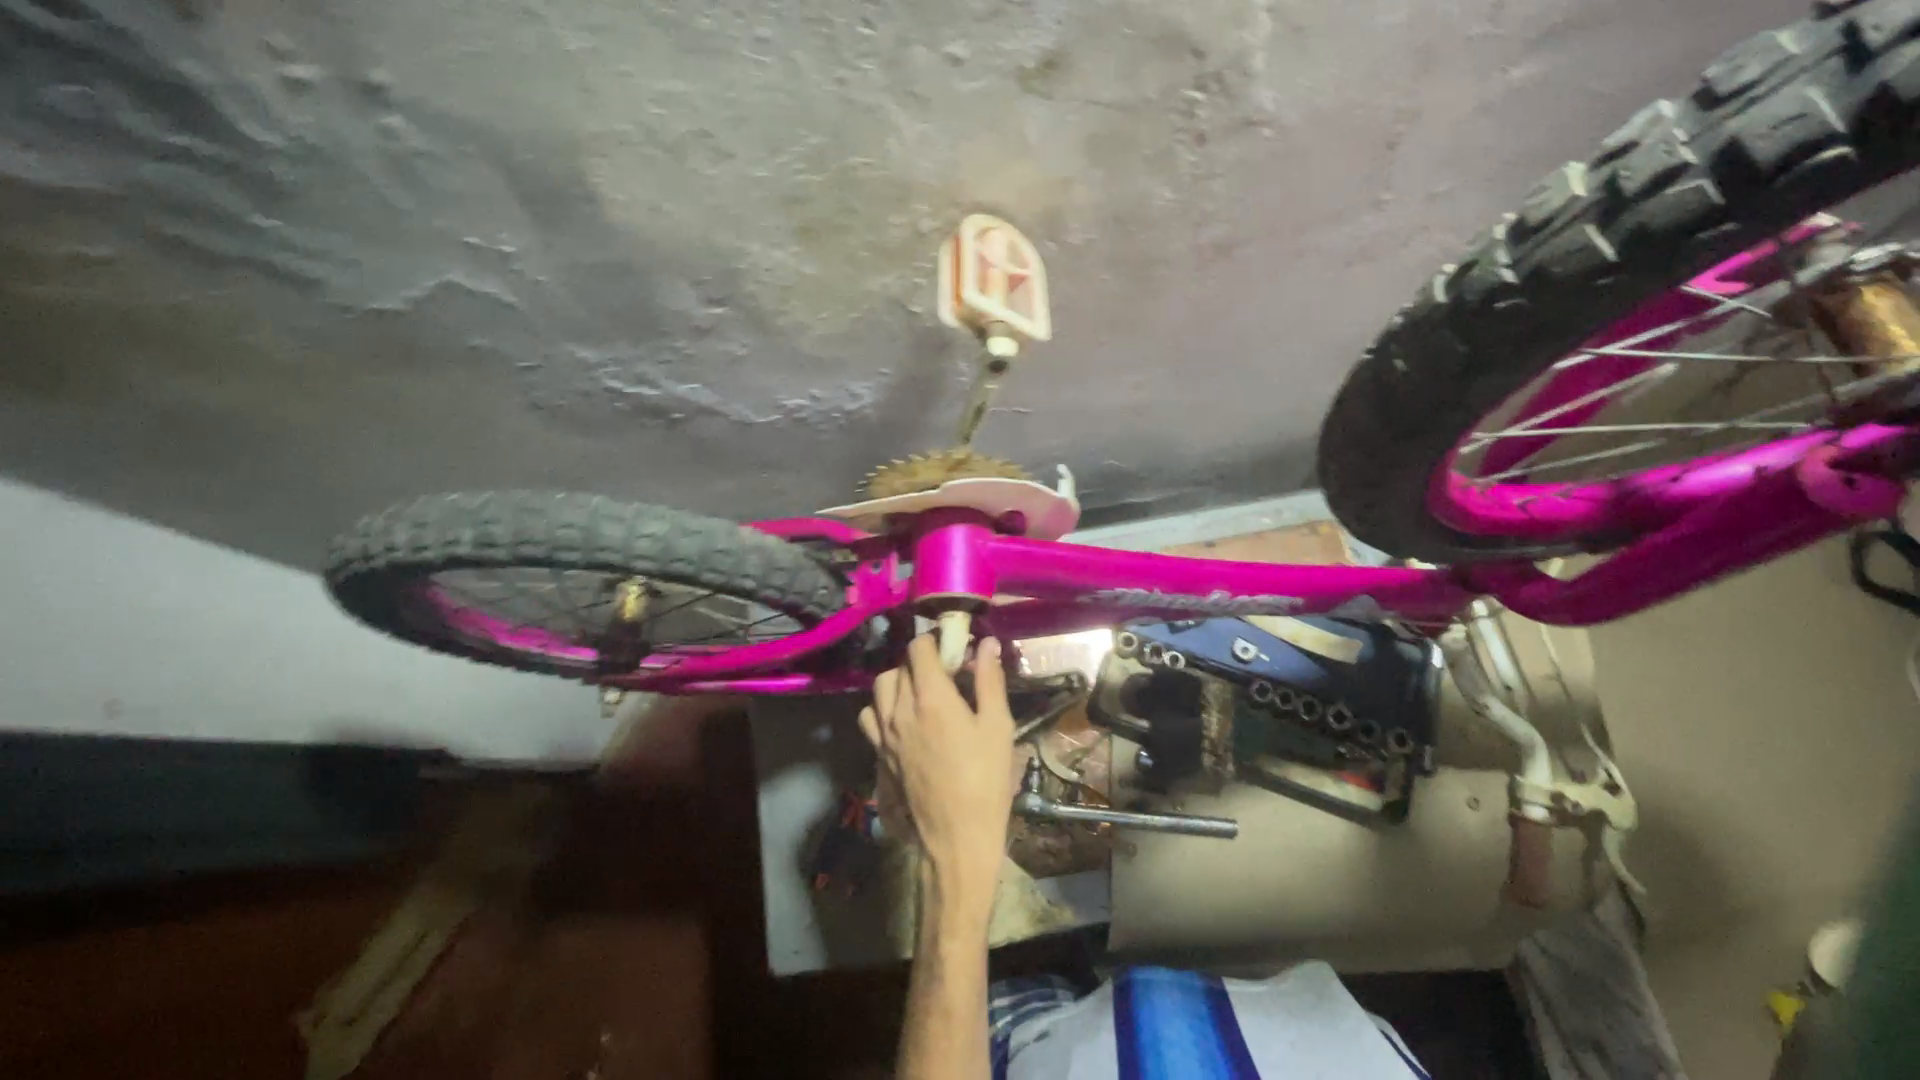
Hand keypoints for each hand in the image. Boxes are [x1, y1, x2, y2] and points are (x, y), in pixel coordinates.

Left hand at [859, 634, 1016, 891]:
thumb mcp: (998, 727)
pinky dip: (881, 710)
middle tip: (944, 673)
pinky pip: (869, 718)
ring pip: (878, 689)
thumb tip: (988, 644)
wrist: (955, 835)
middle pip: (898, 667)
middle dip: (919, 662)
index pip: (918, 649)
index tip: (952, 648)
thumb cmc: (985, 781)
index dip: (934, 642)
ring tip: (920, 694)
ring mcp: (883, 733)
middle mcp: (900, 709)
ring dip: (897, 683)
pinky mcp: (878, 754)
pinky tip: (902, 721)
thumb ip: (990, 681)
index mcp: (931, 697)